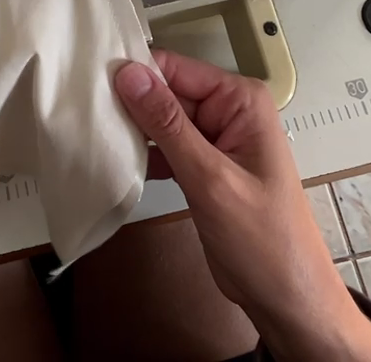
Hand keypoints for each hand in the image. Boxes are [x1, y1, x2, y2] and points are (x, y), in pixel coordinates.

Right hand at [114, 50, 370, 361]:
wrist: (287, 301)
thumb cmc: (262, 239)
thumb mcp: (211, 178)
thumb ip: (168, 124)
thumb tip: (128, 73)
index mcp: (240, 99)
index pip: (177, 68)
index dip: (136, 72)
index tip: (90, 79)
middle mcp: (227, 110)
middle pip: (166, 91)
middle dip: (129, 101)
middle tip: (83, 109)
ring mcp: (214, 139)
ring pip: (161, 119)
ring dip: (132, 128)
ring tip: (92, 131)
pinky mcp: (202, 166)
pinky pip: (165, 145)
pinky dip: (143, 152)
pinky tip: (114, 158)